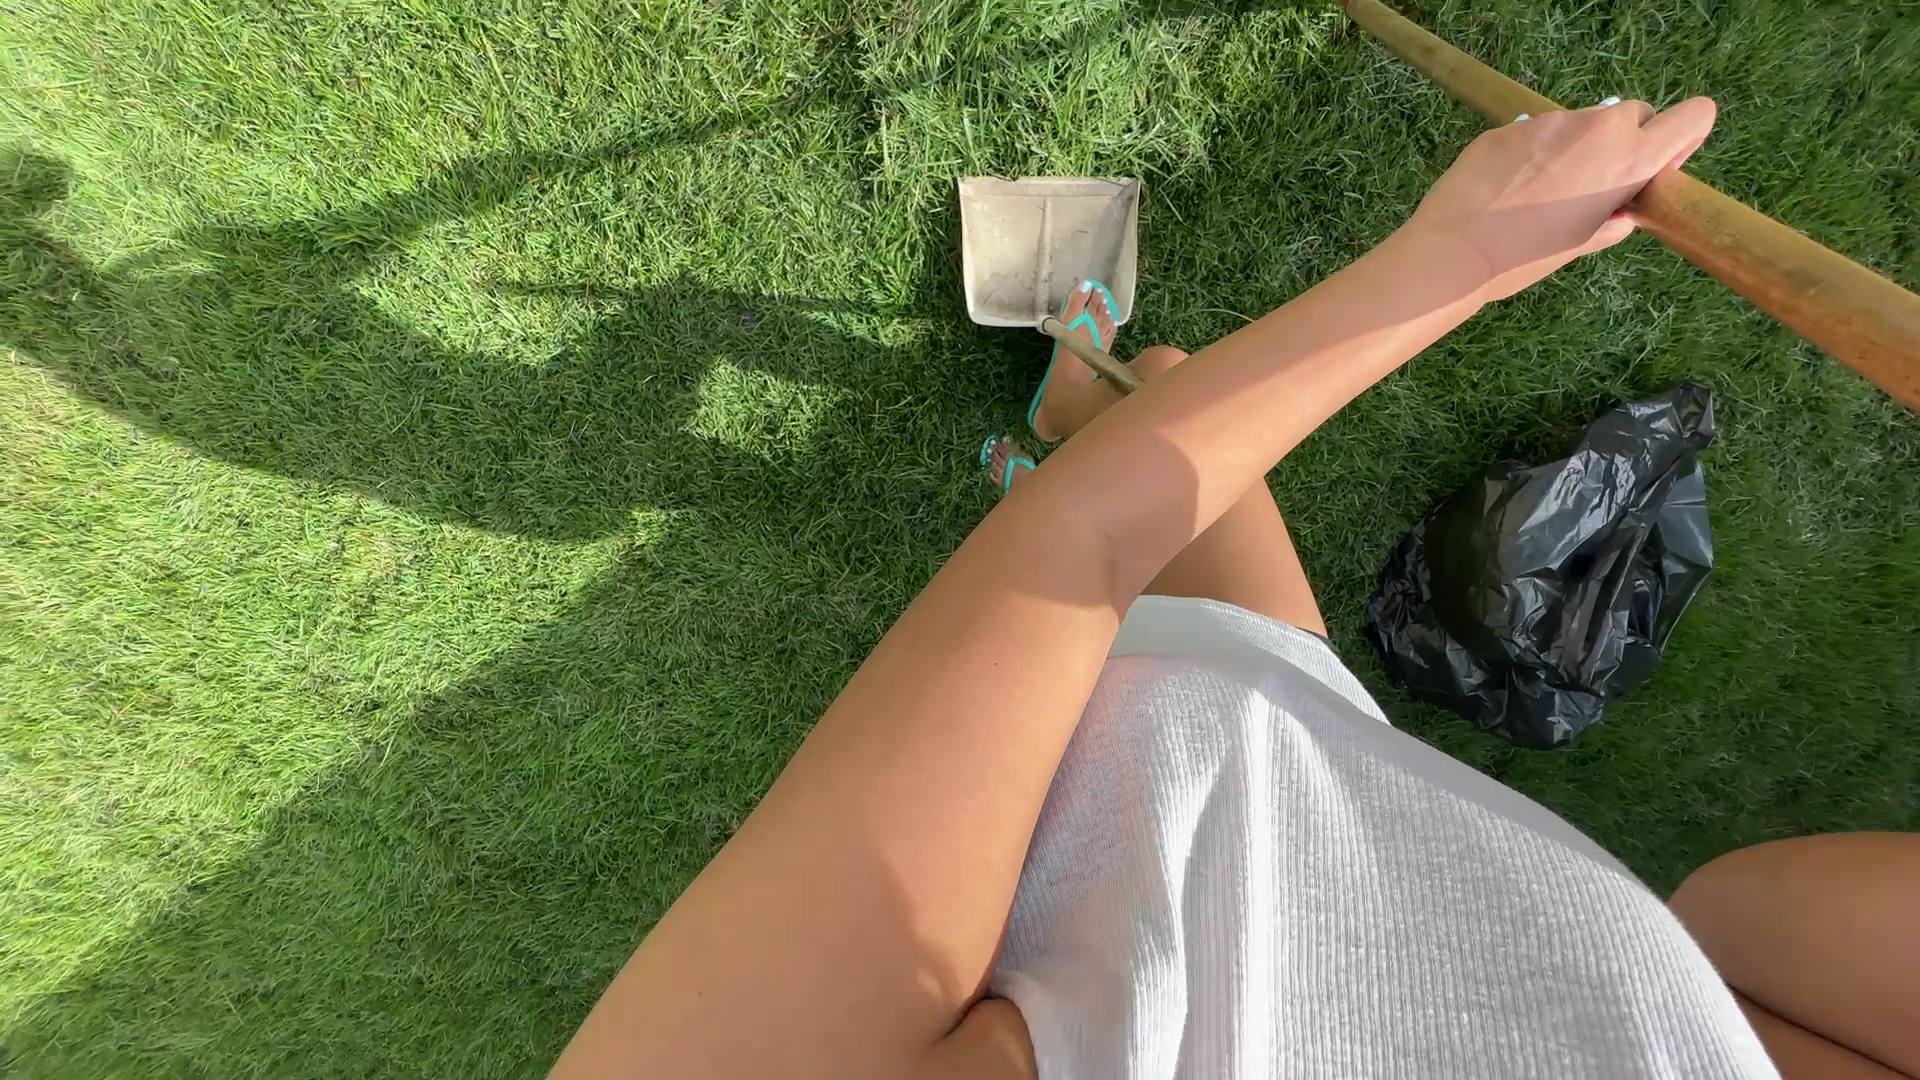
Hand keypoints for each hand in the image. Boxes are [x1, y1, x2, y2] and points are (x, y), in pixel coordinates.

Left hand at [1408, 96, 1717, 301]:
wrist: (1452, 253)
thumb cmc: (1519, 260)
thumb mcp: (1580, 245)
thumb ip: (1614, 220)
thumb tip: (1623, 211)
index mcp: (1631, 158)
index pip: (1695, 114)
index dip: (1677, 140)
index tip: (1649, 168)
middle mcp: (1599, 128)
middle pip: (1631, 115)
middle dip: (1616, 144)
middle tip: (1581, 186)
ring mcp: (1549, 123)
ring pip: (1576, 124)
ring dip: (1566, 148)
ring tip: (1528, 193)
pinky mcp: (1505, 128)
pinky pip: (1528, 134)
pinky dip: (1522, 154)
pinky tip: (1496, 189)